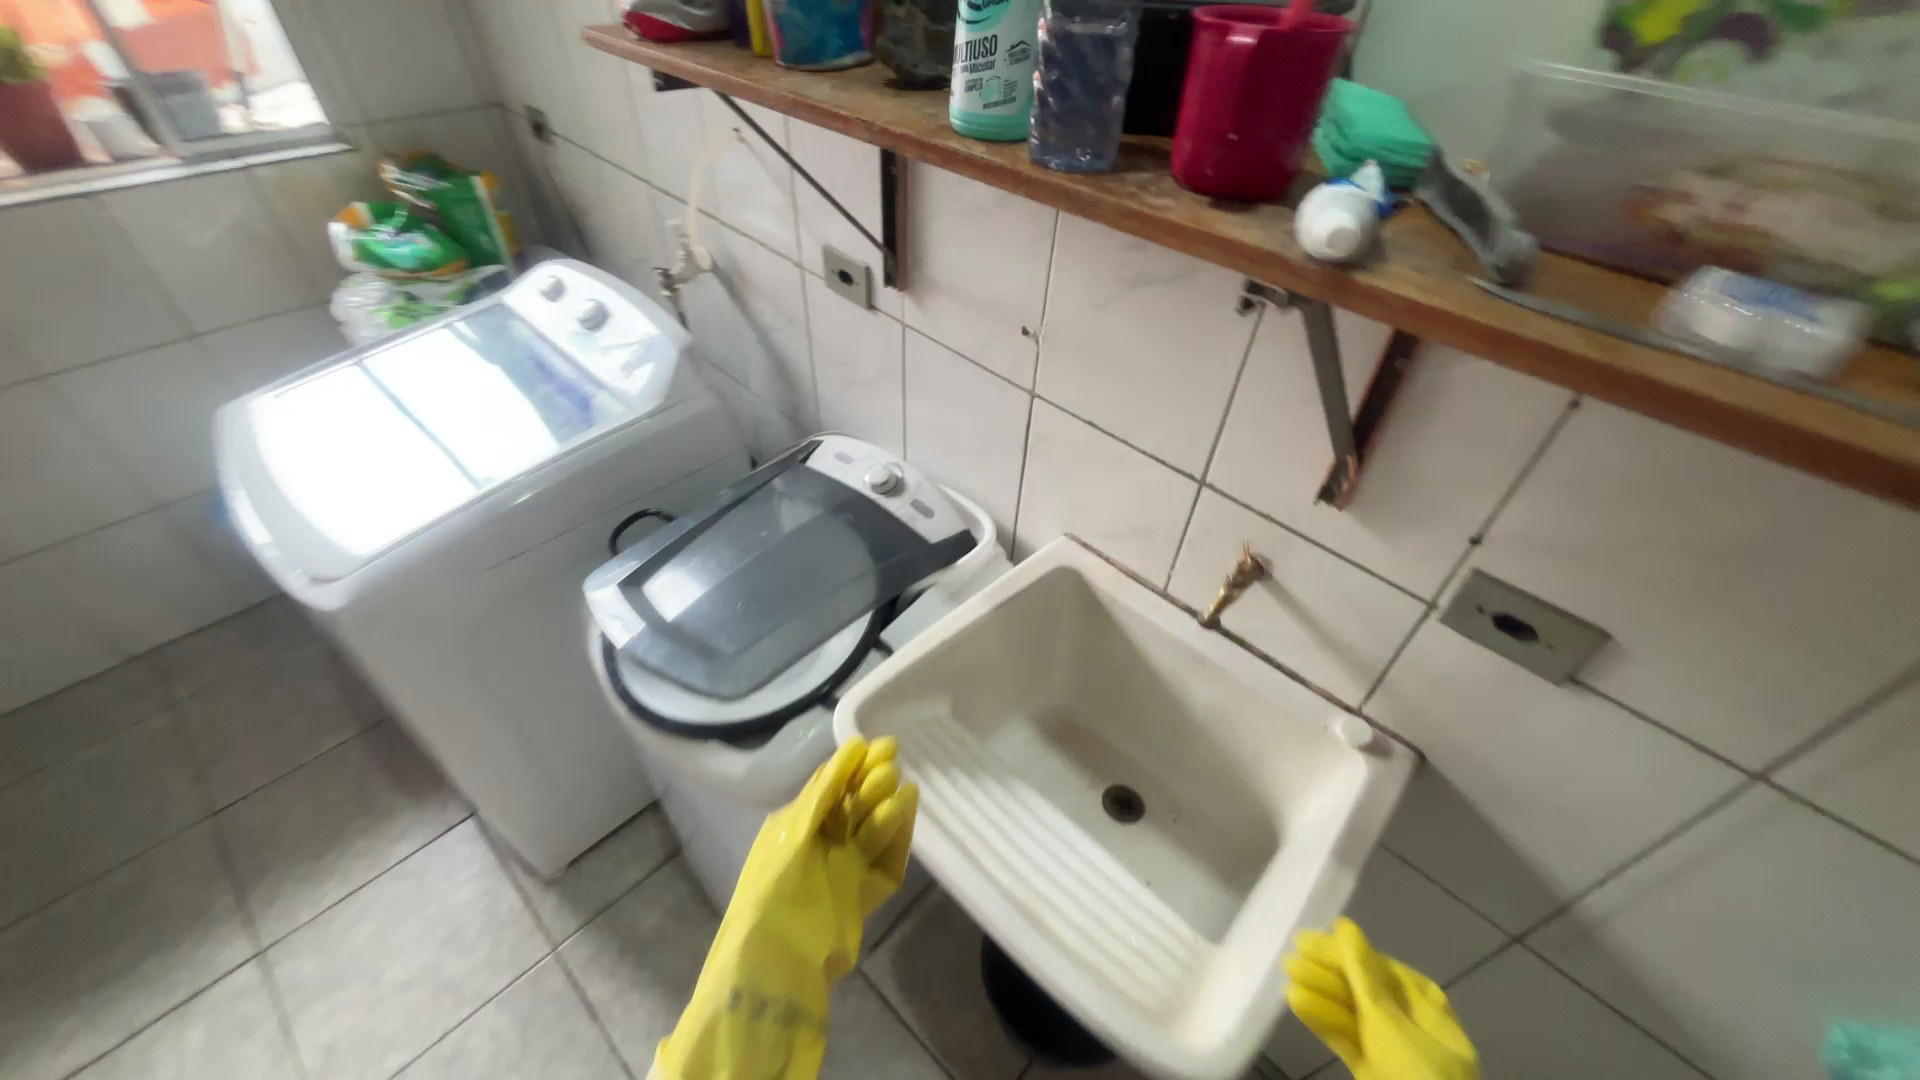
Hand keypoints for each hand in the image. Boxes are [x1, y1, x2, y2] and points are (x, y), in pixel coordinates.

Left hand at [653, 736, 917, 1079]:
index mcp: (795, 827)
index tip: (879, 743)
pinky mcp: (864, 893)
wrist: (776, 960)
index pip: (829, 787)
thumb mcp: (794, 829)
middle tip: (895, 757)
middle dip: (873, 781)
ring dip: (887, 806)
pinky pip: (887, 859)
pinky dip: (898, 835)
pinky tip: (907, 811)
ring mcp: (843, 870)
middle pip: (853, 805)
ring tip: (906, 784)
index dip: (854, 764)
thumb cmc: (774, 885)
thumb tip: (855, 747)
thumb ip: (825, 790)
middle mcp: (820, 845)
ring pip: (871, 830)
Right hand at [1284, 918, 1479, 1079]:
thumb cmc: (1421, 1075)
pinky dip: (1323, 1022)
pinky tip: (1297, 1002)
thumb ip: (1362, 974)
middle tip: (1289, 960)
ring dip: (1319, 994)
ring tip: (1287, 977)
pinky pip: (1346, 1038)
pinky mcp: (1372, 1071)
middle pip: (1361, 989)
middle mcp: (1407, 1021)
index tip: (1305, 941)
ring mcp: (1389, 1048)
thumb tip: (1344, 925)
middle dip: (1326, 973)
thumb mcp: (1389, 1020)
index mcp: (1425, 1005)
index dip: (1341, 952)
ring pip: (1349, 1013)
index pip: (1376, 966)